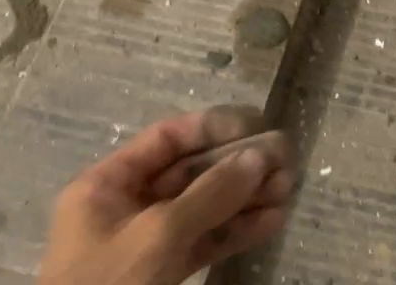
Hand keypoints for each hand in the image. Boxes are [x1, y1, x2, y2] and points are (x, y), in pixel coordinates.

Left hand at [38, 106, 294, 284]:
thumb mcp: (156, 237)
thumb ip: (210, 194)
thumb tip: (259, 156)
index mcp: (106, 186)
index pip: (167, 138)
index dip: (213, 127)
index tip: (258, 125)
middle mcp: (126, 207)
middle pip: (192, 171)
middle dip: (240, 165)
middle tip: (285, 158)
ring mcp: (146, 243)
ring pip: (205, 207)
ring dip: (247, 196)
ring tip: (289, 187)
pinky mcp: (162, 274)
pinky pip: (205, 241)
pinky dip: (238, 231)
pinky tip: (273, 221)